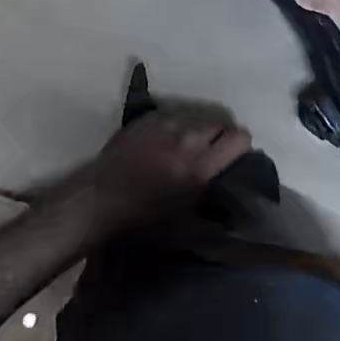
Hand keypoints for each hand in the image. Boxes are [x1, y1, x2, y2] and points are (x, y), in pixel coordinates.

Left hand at [61, 106, 251, 238]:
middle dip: (219, 136)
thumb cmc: (143, 218)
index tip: (234, 154)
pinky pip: (175, 114)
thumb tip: (237, 212)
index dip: (240, 145)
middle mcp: (187, 139)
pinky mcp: (149, 117)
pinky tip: (166, 140)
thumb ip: (215, 217)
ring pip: (197, 116)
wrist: (100, 199)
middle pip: (220, 123)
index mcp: (200, 168)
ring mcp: (166, 123)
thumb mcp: (185, 227)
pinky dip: (177, 125)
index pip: (238, 138)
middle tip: (210, 152)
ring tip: (187, 145)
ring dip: (198, 129)